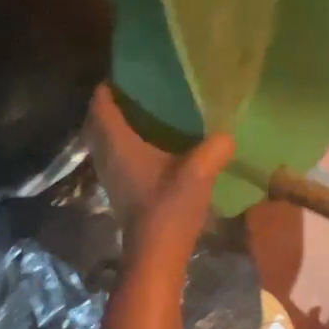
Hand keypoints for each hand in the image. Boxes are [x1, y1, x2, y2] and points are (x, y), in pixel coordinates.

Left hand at [84, 86, 234, 265]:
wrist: (155, 256)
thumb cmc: (169, 209)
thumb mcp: (199, 173)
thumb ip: (215, 148)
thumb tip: (227, 134)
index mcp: (118, 144)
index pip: (100, 104)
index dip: (110, 86)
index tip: (129, 72)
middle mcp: (107, 156)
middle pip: (100, 120)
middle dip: (116, 104)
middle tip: (143, 90)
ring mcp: (111, 176)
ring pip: (108, 140)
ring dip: (122, 126)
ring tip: (152, 113)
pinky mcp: (121, 191)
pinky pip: (118, 156)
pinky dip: (130, 145)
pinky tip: (157, 146)